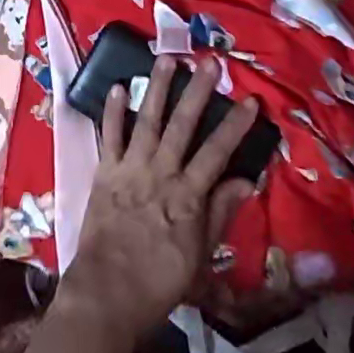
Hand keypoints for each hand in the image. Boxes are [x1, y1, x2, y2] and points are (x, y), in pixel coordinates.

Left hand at [58, 56, 257, 342]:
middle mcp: (160, 173)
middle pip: (182, 126)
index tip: (250, 100)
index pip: (217, 152)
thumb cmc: (158, 281)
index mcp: (187, 195)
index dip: (235, 125)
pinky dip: (111, 111)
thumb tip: (245, 180)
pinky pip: (109, 136)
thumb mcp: (200, 257)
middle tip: (209, 62)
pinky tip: (117, 86)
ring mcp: (130, 168)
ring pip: (147, 120)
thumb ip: (220, 214)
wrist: (107, 293)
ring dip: (157, 88)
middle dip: (197, 91)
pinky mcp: (104, 171)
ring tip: (166, 59)